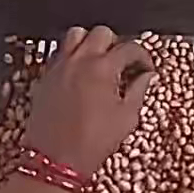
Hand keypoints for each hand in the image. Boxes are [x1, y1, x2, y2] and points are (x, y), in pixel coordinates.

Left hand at [21, 26, 155, 173]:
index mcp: (103, 68)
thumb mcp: (126, 117)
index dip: (143, 56)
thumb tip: (147, 77)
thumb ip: (138, 90)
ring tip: (100, 61)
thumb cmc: (92, 141)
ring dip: (90, 42)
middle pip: (101, 33)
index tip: (146, 67)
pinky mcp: (46, 77)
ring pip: (75, 35)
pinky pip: (60, 53)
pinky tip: (81, 73)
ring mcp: (59, 67)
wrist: (54, 160)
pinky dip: (72, 55)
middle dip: (116, 43)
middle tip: (123, 62)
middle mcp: (79, 61)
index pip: (129, 47)